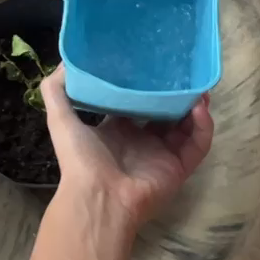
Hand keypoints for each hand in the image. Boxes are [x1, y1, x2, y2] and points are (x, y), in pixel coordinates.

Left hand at [40, 64, 213, 231]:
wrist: (99, 197)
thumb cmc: (81, 159)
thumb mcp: (61, 119)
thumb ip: (57, 90)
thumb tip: (66, 62)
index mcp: (116, 130)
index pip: (135, 102)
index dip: (144, 85)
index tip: (151, 64)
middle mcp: (141, 141)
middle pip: (164, 112)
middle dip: (174, 94)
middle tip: (183, 73)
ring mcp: (162, 155)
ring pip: (186, 126)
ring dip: (194, 106)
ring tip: (198, 87)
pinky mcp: (179, 167)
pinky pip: (198, 144)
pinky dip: (203, 126)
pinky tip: (199, 107)